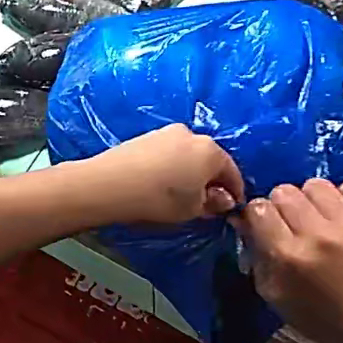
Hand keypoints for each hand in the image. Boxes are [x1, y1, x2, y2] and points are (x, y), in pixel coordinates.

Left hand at [64, 125, 243, 225]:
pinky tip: (160, 181)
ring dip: (188, 171)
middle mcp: (189, 134)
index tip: (231, 207)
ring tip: (180, 193)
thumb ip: (213, 203)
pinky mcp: (142, 137)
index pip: (232, 172)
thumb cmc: (158, 198)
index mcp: (210, 150)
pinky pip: (166, 152)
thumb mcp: (192, 209)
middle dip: (210, 179)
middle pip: (208, 159)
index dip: (234, 192)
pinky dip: (169, 165)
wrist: (108, 183)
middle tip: (206, 201)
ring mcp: (163, 132)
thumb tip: (222, 199)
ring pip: (186, 154)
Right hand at [232, 177, 342, 342]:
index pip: (257, 208)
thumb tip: (242, 220)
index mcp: (289, 254)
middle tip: (289, 224)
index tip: (262, 226)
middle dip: (280, 206)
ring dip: (311, 198)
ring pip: (317, 185)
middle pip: (284, 192)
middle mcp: (319, 235)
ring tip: (317, 216)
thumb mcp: (272, 291)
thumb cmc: (317, 317)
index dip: (255, 215)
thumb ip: (255, 252)